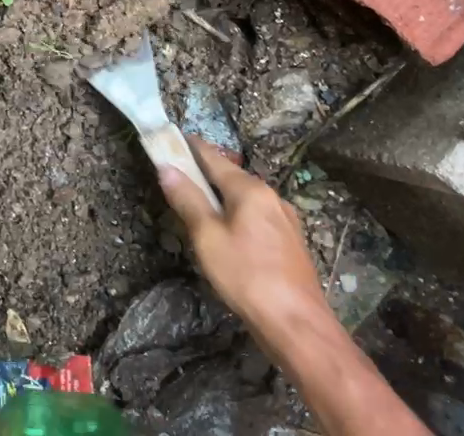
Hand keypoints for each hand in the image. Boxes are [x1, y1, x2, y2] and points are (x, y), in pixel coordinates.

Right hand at [157, 137, 328, 341]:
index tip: (172, 137)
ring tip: (199, 206)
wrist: (298, 325)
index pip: (214, 158)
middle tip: (178, 176)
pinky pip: (256, 217)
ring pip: (245, 199)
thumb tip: (166, 167)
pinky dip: (237, 215)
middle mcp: (272, 198)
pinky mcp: (291, 243)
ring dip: (221, 197)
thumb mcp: (206, 235)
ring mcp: (286, 221)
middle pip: (231, 178)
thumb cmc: (246, 275)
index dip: (191, 147)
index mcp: (251, 190)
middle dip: (205, 174)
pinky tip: (228, 233)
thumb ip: (187, 199)